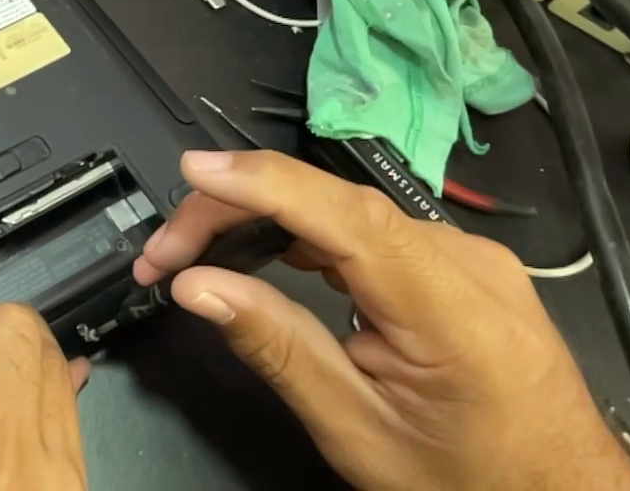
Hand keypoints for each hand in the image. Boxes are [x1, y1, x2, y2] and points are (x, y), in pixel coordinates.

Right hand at [134, 150, 629, 490]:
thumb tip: (193, 285)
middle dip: (232, 211)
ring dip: (256, 218)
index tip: (192, 169)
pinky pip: (355, 224)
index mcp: (454, 312)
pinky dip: (294, 230)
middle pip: (326, 203)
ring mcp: (461, 251)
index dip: (264, 183)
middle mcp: (462, 259)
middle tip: (164, 254)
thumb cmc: (465, 482)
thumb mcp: (358, 432)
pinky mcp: (449, 257)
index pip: (347, 217)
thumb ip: (275, 347)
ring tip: (193, 252)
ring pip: (334, 207)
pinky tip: (256, 251)